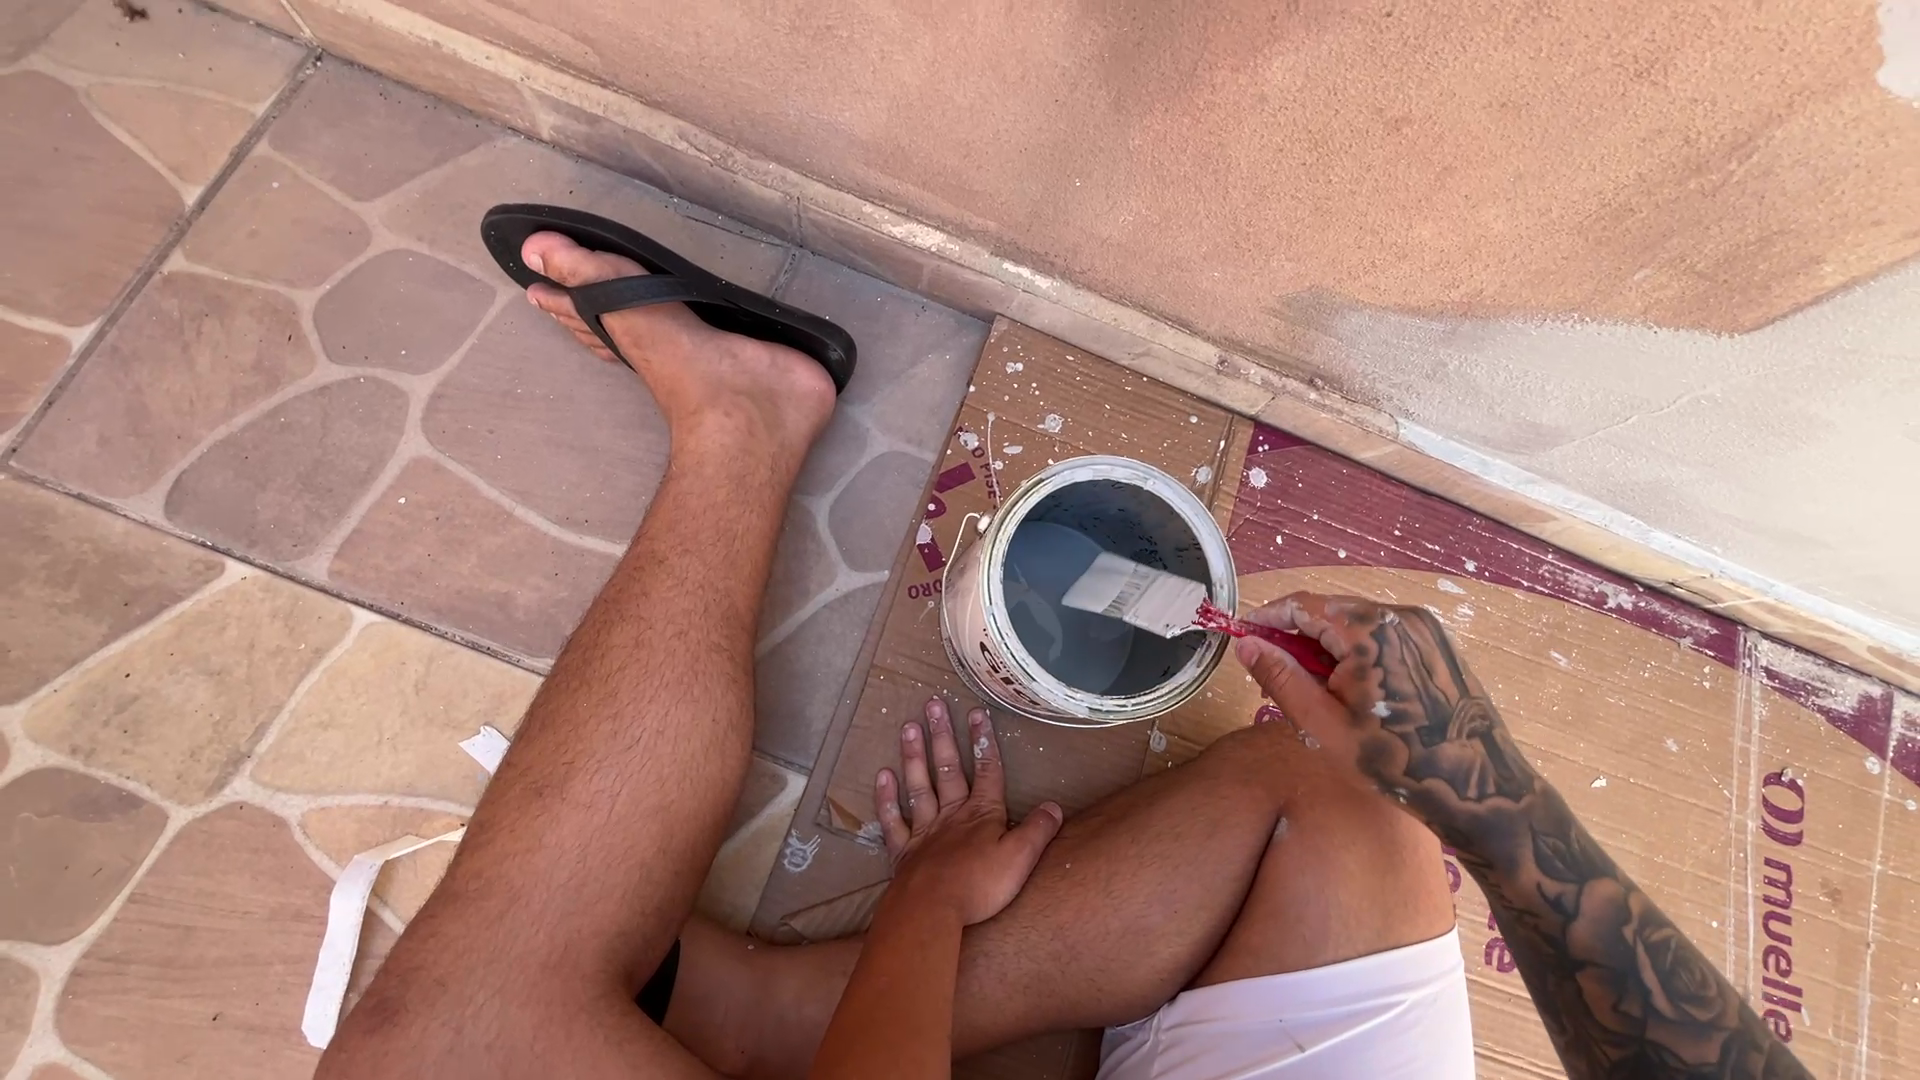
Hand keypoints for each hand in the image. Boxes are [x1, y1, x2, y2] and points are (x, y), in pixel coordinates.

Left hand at [874, 698, 1063, 925]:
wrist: (931, 911)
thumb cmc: (979, 886)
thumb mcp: (1020, 859)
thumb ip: (1037, 831)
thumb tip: (1055, 806)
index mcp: (982, 814)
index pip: (986, 770)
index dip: (983, 741)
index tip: (976, 711)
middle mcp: (952, 815)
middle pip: (948, 768)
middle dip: (942, 735)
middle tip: (932, 704)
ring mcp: (924, 831)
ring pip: (919, 785)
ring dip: (914, 755)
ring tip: (907, 726)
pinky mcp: (904, 852)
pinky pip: (893, 820)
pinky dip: (886, 798)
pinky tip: (882, 776)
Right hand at [1234, 591, 1538, 832]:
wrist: (1477, 787)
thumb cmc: (1392, 758)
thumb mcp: (1320, 720)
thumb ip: (1279, 675)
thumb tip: (1244, 644)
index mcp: (1368, 631)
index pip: (1303, 605)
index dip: (1268, 617)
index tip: (1243, 634)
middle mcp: (1398, 617)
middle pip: (1328, 611)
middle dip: (1294, 635)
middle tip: (1272, 670)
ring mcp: (1421, 628)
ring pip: (1353, 624)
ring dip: (1322, 645)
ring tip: (1307, 685)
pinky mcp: (1434, 644)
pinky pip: (1378, 635)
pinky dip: (1351, 651)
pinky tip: (1342, 685)